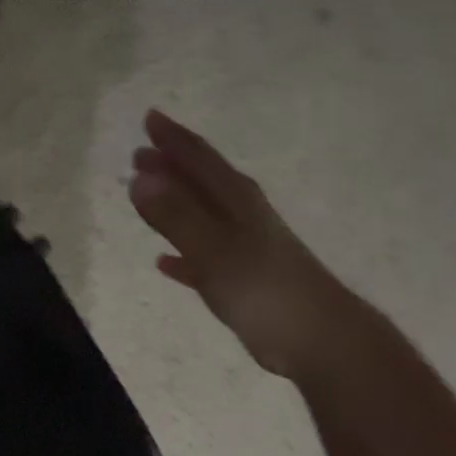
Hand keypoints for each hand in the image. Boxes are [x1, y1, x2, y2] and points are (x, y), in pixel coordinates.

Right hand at [129, 109, 360, 379]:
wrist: (315, 336)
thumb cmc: (265, 290)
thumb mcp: (214, 250)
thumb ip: (177, 216)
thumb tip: (140, 179)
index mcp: (237, 202)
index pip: (201, 160)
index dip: (174, 140)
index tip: (148, 119)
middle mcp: (242, 218)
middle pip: (201, 184)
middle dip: (171, 168)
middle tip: (140, 153)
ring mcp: (244, 250)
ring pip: (201, 218)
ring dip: (174, 206)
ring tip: (147, 197)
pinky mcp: (242, 282)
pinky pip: (203, 260)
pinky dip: (183, 256)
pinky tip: (166, 262)